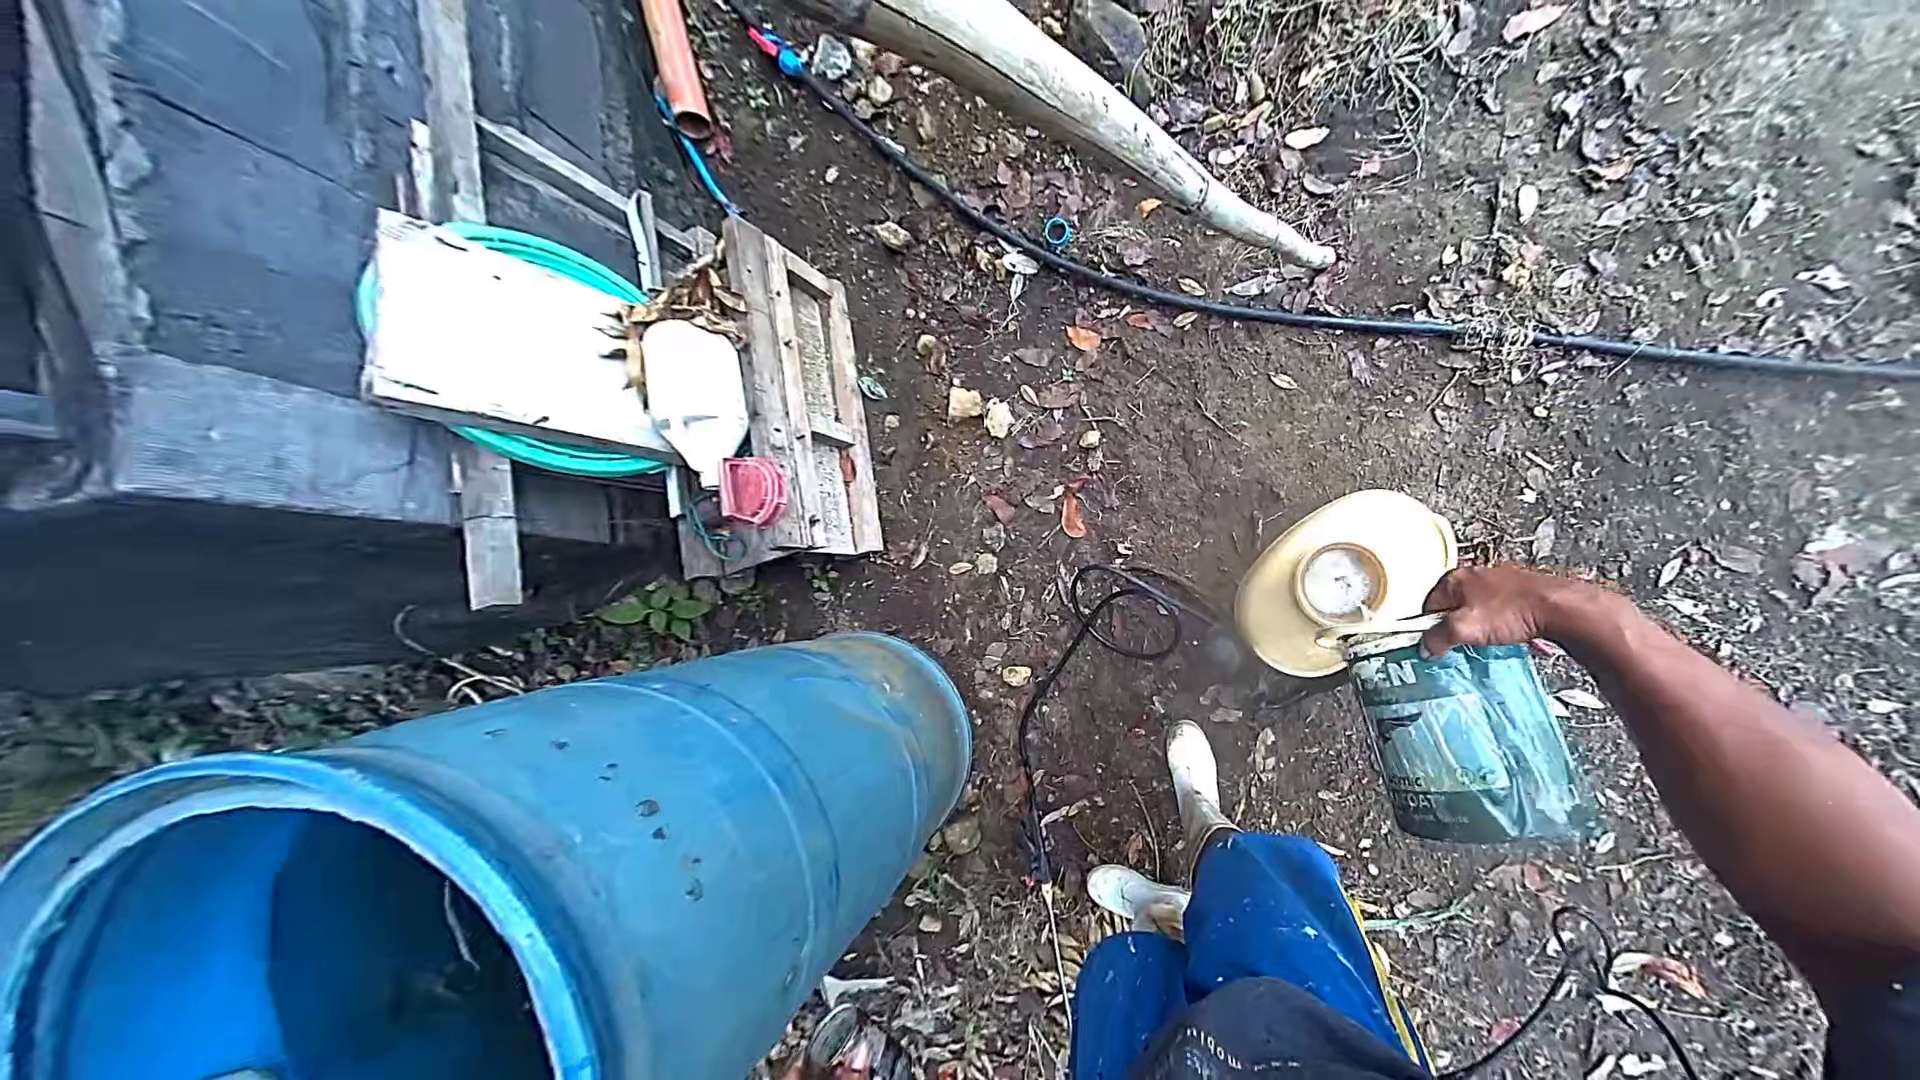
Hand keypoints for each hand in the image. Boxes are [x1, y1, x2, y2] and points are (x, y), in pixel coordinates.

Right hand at [1419, 564, 1611, 655]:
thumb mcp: (1462, 629)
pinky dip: (1507, 621)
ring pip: (1482, 606)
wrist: (1564, 608)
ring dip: (1486, 623)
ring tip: (1496, 638)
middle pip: (1456, 604)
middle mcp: (1475, 572)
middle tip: (1470, 641)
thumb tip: (1425, 648)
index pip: (1428, 604)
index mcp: (1453, 577)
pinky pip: (1506, 606)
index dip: (1432, 626)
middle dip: (1460, 624)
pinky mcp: (1526, 586)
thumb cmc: (1509, 614)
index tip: (1441, 642)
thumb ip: (1436, 638)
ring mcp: (1503, 577)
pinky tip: (1516, 631)